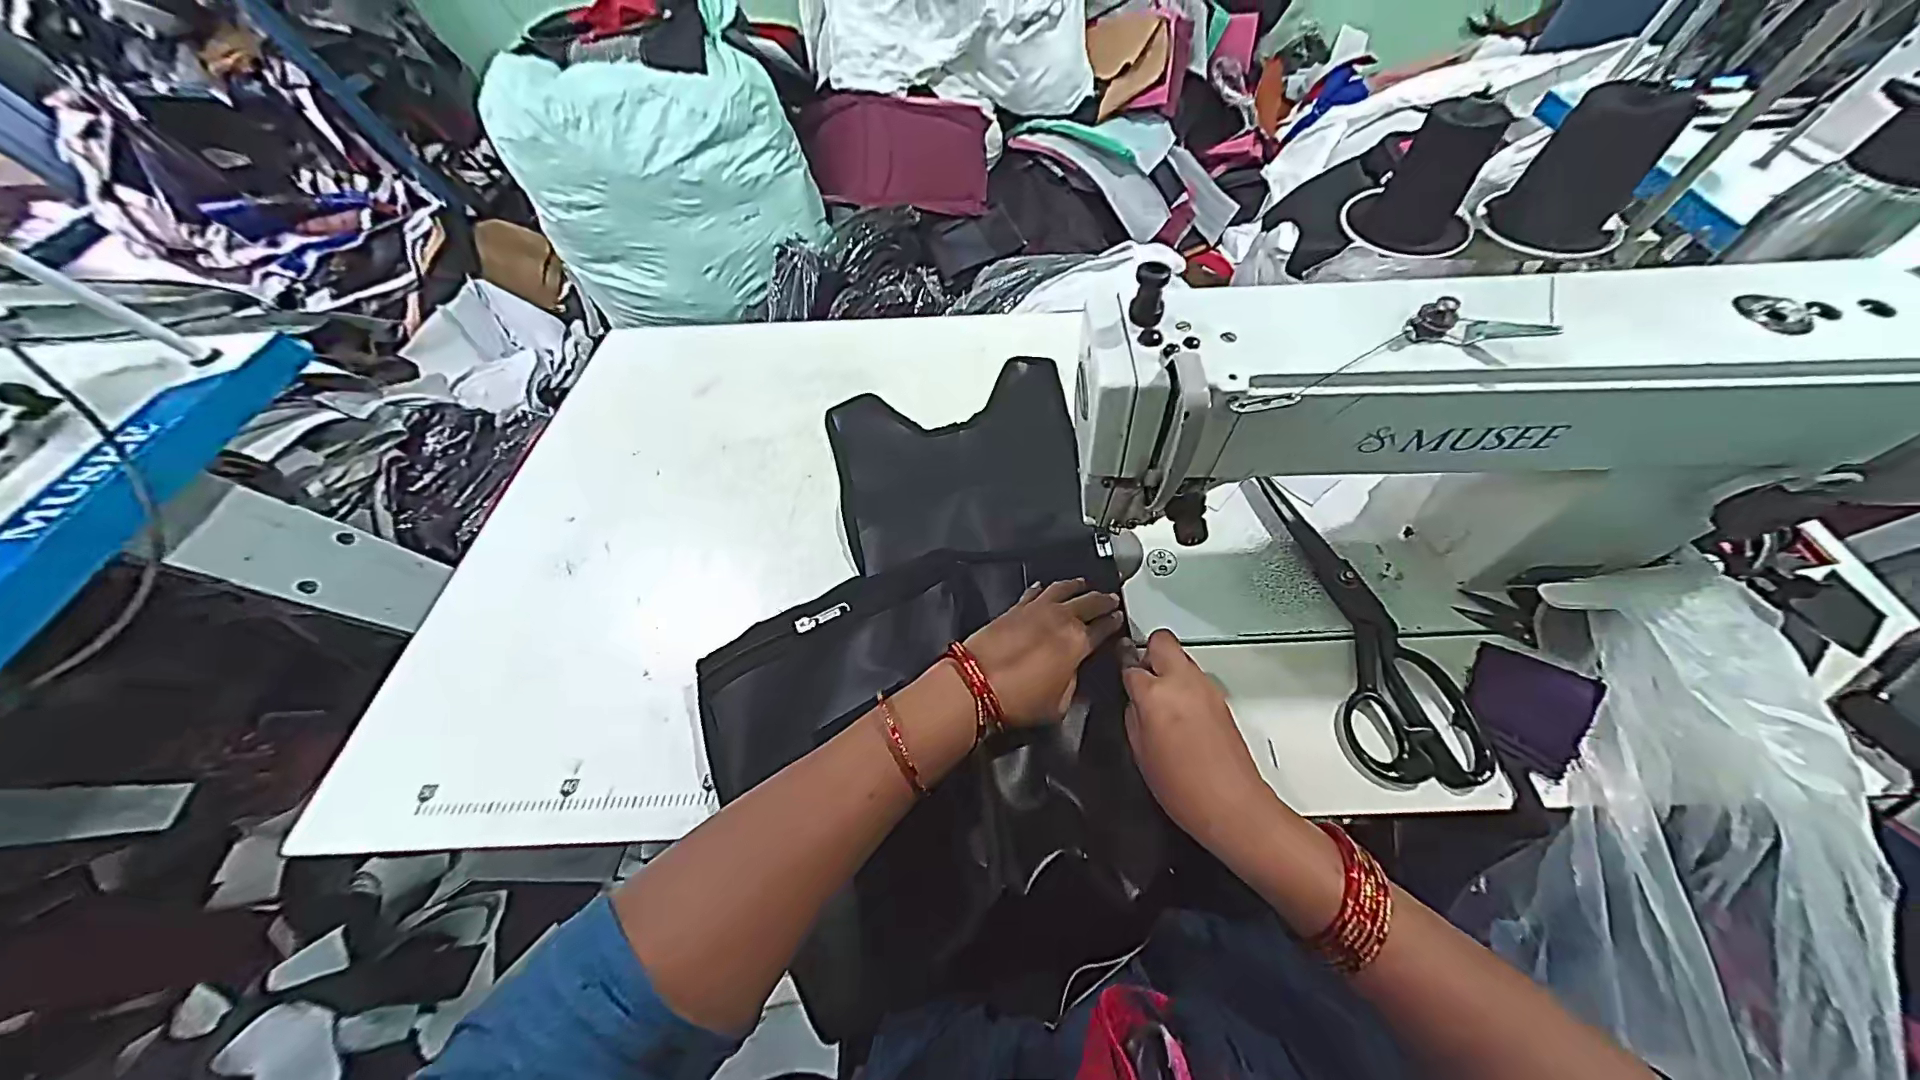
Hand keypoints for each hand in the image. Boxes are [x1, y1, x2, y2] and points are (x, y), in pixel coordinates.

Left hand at [963, 579, 1124, 726]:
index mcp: (1078, 642)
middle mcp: (1060, 619)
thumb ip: (1073, 682)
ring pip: (1064, 588)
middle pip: (1089, 602)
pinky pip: (1035, 591)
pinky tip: (1046, 587)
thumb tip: (1072, 672)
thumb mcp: (1061, 703)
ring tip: (1084, 585)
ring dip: (1078, 586)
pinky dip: (1045, 588)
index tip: (1118, 620)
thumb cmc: (1017, 698)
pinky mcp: (1014, 609)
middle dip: (1103, 600)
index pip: (1104, 627)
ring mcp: (1036, 610)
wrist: (976, 684)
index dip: (1114, 623)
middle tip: (1110, 599)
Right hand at [1122, 630, 1276, 844]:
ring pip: (1182, 657)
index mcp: (1155, 694)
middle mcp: (1183, 683)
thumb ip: (1132, 717)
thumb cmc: (1186, 789)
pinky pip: (1197, 679)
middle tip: (1141, 674)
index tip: (1123, 683)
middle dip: (1148, 652)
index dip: (1124, 675)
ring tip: (1162, 701)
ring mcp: (1207, 689)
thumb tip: (1133, 702)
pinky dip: (1186, 688)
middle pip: (1161, 641)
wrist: (1232, 806)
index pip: (1130, 666)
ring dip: (1169, 670)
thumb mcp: (1139, 753)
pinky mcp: (1222, 700)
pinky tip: (1181, 715)